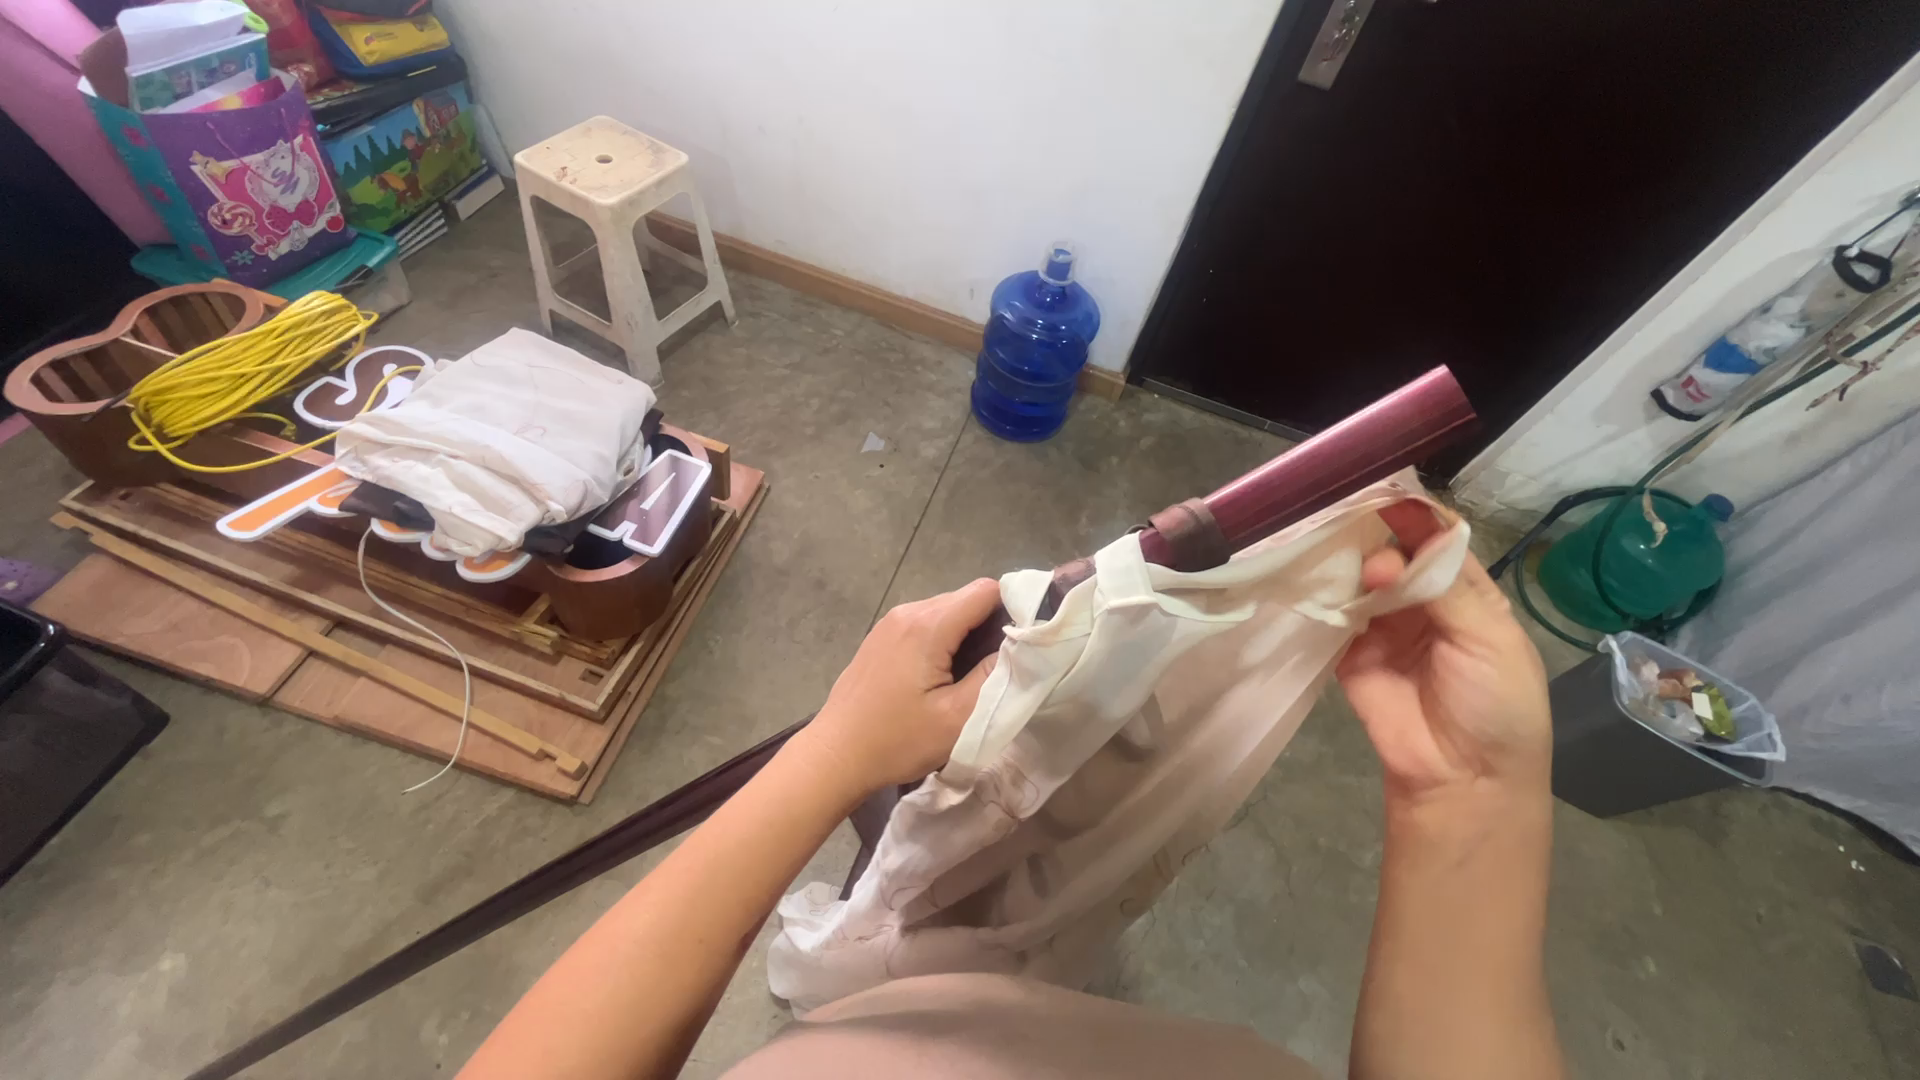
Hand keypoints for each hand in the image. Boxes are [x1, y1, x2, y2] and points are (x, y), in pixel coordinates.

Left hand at [799, 578, 1002, 796]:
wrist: (835, 756)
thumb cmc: (897, 740)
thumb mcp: (957, 718)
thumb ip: (994, 676)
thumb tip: (1022, 646)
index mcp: (928, 625)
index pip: (986, 591)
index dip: (1014, 608)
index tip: (1026, 640)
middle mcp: (908, 612)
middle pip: (966, 599)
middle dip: (991, 625)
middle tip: (1002, 666)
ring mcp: (890, 623)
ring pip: (946, 612)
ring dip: (967, 635)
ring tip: (973, 676)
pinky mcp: (881, 637)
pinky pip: (925, 624)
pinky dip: (943, 641)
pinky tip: (942, 677)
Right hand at [1337, 502, 1551, 808]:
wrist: (1461, 776)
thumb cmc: (1496, 705)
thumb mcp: (1489, 640)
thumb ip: (1445, 589)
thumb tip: (1392, 550)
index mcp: (1467, 594)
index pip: (1438, 541)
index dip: (1414, 517)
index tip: (1382, 493)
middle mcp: (1422, 602)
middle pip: (1394, 554)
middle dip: (1376, 540)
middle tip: (1353, 534)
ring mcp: (1383, 625)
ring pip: (1360, 580)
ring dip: (1348, 566)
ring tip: (1337, 560)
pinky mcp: (1350, 651)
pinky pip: (1334, 616)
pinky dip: (1323, 597)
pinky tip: (1313, 581)